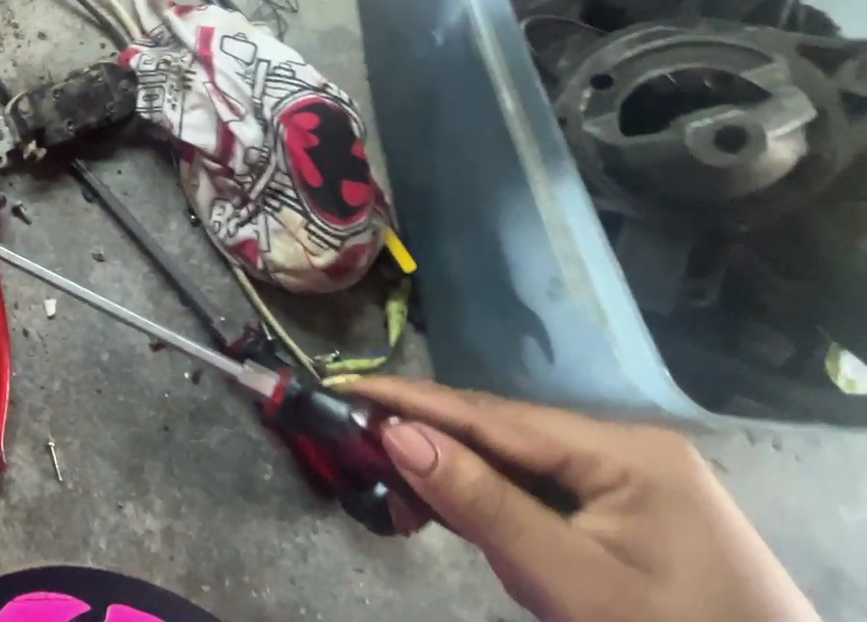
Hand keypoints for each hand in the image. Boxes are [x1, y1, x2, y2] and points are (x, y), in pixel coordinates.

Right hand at [346, 377, 816, 621]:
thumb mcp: (576, 585)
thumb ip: (483, 504)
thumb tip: (395, 432)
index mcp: (624, 451)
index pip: (490, 415)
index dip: (411, 400)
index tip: (343, 388)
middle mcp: (626, 447)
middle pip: (500, 434)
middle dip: (431, 446)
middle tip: (358, 448)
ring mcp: (629, 479)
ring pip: (514, 464)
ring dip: (462, 483)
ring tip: (408, 500)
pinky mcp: (626, 511)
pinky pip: (538, 492)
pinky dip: (495, 506)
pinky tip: (471, 523)